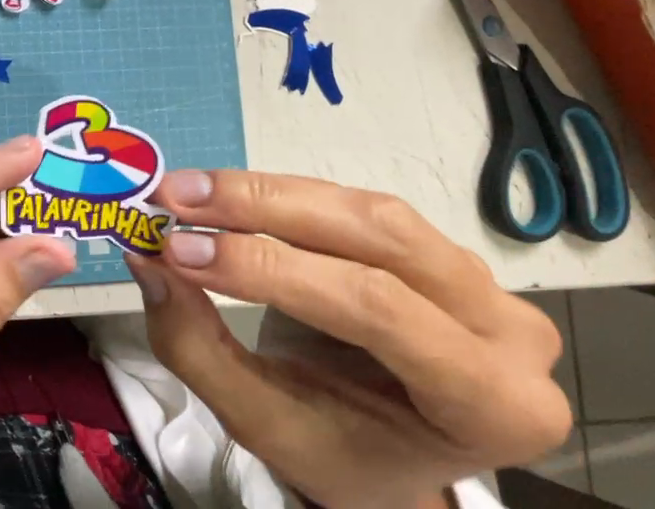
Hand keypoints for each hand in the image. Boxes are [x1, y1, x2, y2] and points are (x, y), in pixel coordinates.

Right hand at [129, 171, 570, 508]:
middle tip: (173, 198)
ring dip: (265, 193)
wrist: (392, 462)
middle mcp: (509, 331)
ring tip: (186, 192)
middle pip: (380, 237)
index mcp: (494, 404)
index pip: (380, 310)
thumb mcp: (263, 425)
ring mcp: (480, 282)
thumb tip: (146, 262)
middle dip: (263, 208)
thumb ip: (200, 349)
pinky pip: (355, 209)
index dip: (272, 269)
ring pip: (367, 209)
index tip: (176, 250)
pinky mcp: (438, 251)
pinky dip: (279, 198)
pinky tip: (224, 199)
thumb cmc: (340, 456)